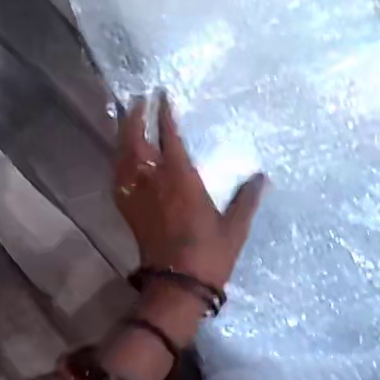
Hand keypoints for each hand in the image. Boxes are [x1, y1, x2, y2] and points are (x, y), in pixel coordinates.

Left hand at [114, 93, 266, 288]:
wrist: (178, 285)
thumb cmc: (209, 254)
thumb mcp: (235, 226)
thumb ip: (246, 198)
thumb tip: (260, 177)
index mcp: (181, 178)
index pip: (169, 136)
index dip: (164, 113)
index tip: (162, 95)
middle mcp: (154, 181)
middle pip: (135, 140)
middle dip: (135, 116)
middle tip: (139, 99)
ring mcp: (137, 196)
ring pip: (122, 156)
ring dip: (123, 134)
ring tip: (128, 120)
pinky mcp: (129, 211)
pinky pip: (118, 178)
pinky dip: (118, 161)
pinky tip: (122, 159)